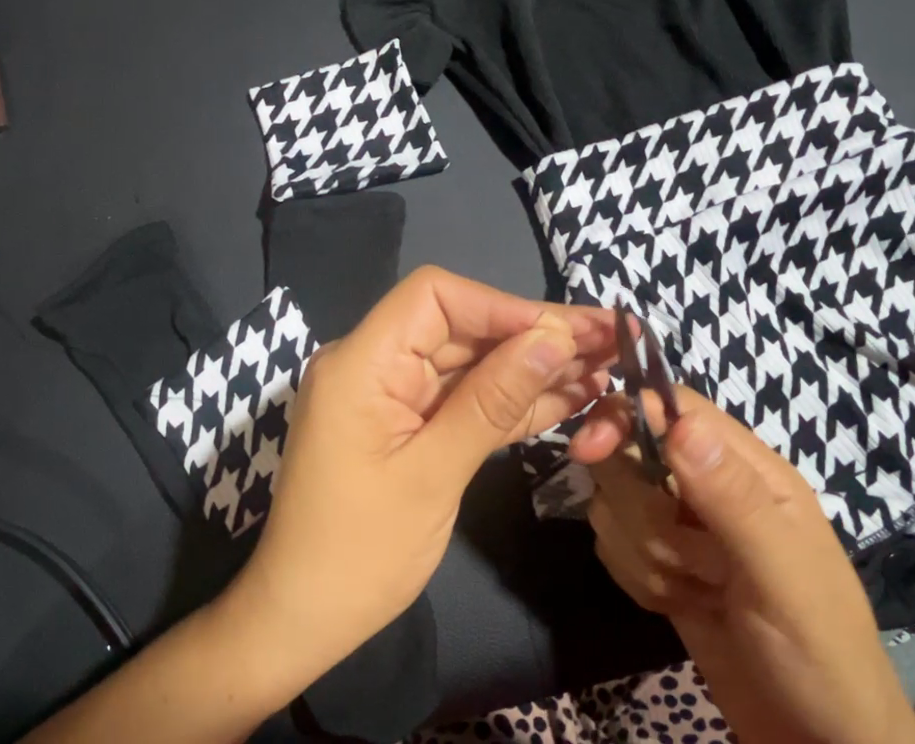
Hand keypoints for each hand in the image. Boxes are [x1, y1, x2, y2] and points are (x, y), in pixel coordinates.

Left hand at [226, 266, 619, 676]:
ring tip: (604, 371)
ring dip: (529, 368)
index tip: (564, 331)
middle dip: (531, 335)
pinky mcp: (403, 426)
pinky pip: (459, 400)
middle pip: (459, 326)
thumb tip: (554, 338)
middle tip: (610, 343)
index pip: (435, 297)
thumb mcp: (434, 473)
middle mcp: (372, 364)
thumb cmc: (360, 551)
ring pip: (468, 363)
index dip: (503, 306)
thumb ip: (493, 401)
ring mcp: (388, 396)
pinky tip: (567, 400)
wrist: (304, 617)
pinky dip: (507, 402)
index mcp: (361, 362)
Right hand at [571, 386, 914, 743]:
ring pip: (615, 507)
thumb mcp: (783, 575)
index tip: (588, 452)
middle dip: (644, 516)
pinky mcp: (661, 567)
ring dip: (645, 558)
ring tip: (700, 593)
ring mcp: (683, 529)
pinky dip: (638, 581)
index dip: (622, 418)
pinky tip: (682, 608)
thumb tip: (679, 422)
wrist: (818, 742)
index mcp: (749, 470)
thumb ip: (732, 497)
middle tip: (696, 562)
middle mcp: (709, 488)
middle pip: (630, 457)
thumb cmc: (819, 652)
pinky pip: (613, 548)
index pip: (669, 408)